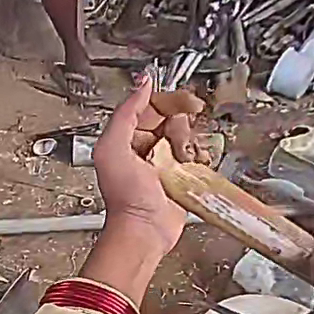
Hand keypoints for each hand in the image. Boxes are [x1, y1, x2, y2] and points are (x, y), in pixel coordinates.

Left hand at [79, 78, 187, 306]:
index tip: (185, 104)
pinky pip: (199, 155)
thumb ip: (124, 114)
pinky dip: (201, 157)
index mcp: (125, 138)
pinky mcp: (183, 176)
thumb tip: (141, 84)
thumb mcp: (112, 148)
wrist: (144, 229)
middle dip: (178, 126)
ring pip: (189, 135)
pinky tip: (192, 166)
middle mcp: (145, 147)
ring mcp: (165, 161)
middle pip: (174, 118)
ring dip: (189, 143)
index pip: (151, 106)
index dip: (168, 102)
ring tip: (179, 160)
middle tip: (174, 142)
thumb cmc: (125, 196)